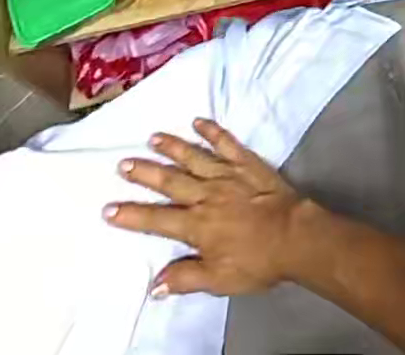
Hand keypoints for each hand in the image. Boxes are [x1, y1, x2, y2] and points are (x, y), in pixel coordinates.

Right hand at [104, 118, 317, 297]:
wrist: (296, 234)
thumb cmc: (257, 260)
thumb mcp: (218, 280)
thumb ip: (186, 277)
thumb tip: (154, 283)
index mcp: (197, 226)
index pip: (156, 220)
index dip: (131, 215)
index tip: (108, 208)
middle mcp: (208, 196)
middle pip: (171, 182)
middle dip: (145, 173)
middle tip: (123, 162)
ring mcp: (229, 175)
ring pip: (195, 158)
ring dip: (173, 147)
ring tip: (153, 137)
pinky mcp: (249, 163)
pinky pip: (228, 144)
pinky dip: (213, 131)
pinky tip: (199, 121)